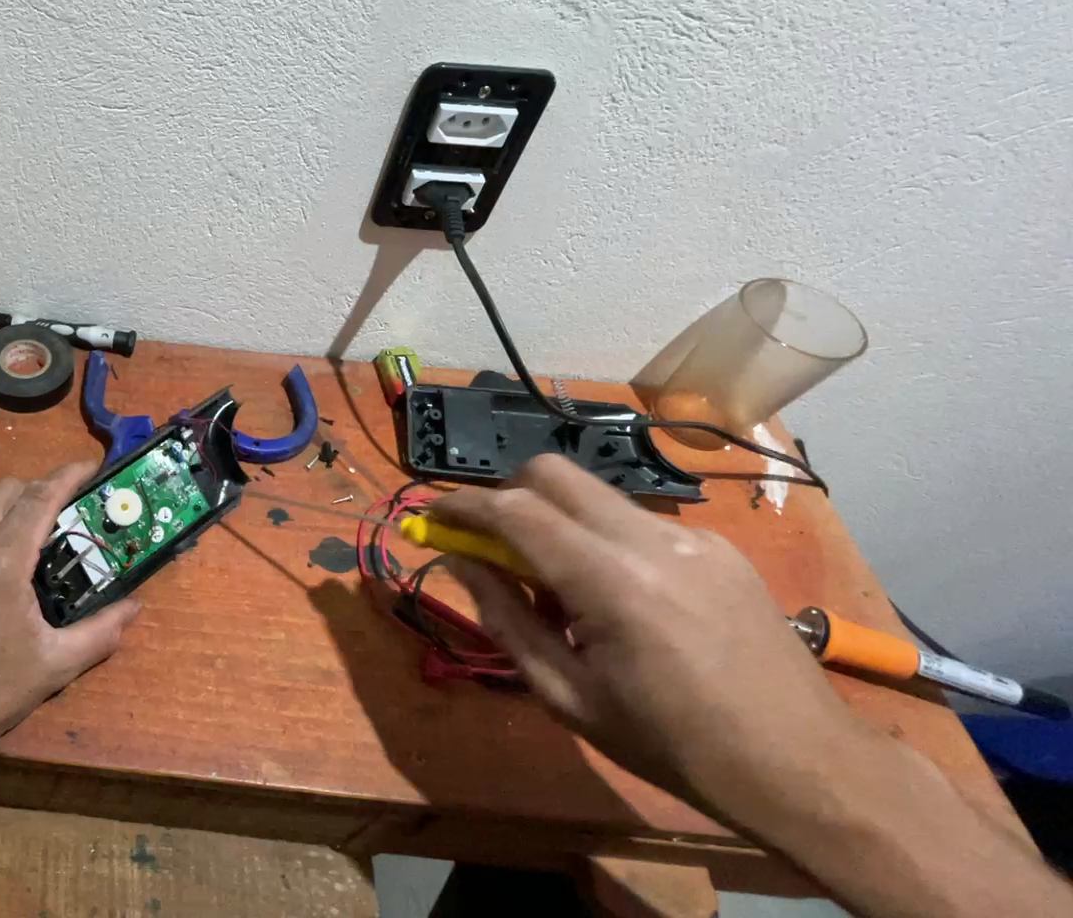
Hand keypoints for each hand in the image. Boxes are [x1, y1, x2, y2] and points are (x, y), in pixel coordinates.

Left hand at [0, 461, 141, 851]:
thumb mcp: (55, 665)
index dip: (69, 475)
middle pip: (8, 490)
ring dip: (17, 505)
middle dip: (43, 485)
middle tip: (76, 505)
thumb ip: (100, 632)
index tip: (93, 466)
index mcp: (1, 560)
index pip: (39, 497)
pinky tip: (15, 566)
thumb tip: (134, 607)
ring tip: (49, 533)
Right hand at [437, 456, 1072, 917]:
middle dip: (506, 495)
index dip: (461, 505)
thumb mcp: (567, 695)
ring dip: (553, 520)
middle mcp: (651, 540)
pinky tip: (616, 599)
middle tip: (492, 546)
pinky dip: (599, 539)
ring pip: (593, 494)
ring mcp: (693, 537)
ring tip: (560, 590)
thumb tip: (459, 559)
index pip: (514, 509)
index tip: (432, 517)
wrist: (812, 771)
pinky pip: (634, 521)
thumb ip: (504, 615)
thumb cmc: (674, 746)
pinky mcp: (719, 546)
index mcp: (611, 582)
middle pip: (552, 472)